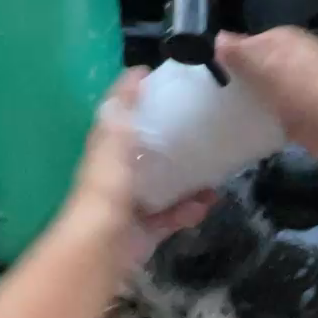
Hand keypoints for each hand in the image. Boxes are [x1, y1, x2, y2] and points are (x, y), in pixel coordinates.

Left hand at [57, 69, 215, 280]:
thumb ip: (124, 108)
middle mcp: (116, 177)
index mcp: (106, 152)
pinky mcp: (146, 231)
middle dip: (171, 146)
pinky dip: (189, 209)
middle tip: (202, 133)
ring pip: (163, 187)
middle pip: (144, 155)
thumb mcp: (114, 138)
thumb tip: (136, 71)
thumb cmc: (107, 186)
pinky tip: (208, 201)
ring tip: (214, 170)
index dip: (138, 105)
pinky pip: (172, 216)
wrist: (103, 246)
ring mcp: (131, 205)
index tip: (167, 91)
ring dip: (188, 180)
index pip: (121, 122)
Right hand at [216, 28, 317, 173]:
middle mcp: (290, 55)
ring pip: (260, 89)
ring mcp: (300, 83)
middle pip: (249, 67)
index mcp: (280, 40)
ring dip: (246, 102)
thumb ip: (242, 53)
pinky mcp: (307, 110)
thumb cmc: (315, 98)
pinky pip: (273, 109)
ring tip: (222, 120)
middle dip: (231, 83)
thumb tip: (216, 39)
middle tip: (206, 106)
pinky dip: (262, 117)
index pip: (236, 44)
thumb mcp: (272, 70)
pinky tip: (250, 130)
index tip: (197, 85)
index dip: (218, 62)